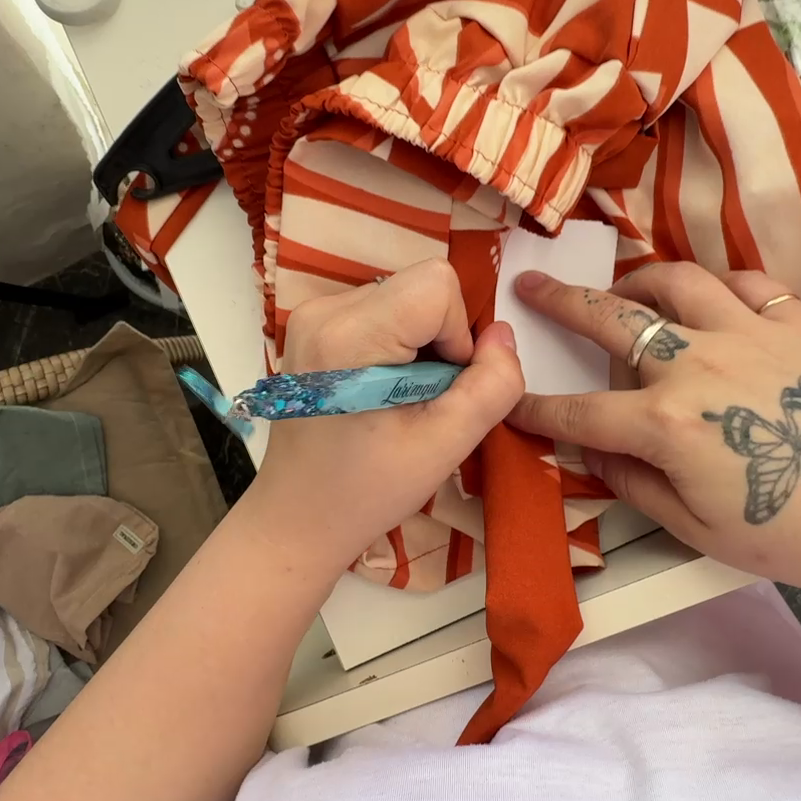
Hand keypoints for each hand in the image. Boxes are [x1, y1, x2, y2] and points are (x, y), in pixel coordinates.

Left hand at [238, 259, 524, 578]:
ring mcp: (312, 314)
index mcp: (349, 334)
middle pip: (420, 285)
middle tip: (421, 397)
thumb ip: (492, 385)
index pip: (436, 284)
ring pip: (404, 295)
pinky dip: (398, 342)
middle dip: (440, 337)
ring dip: (420, 341)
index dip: (457, 332)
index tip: (440, 386)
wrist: (298, 515)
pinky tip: (380, 389)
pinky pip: (382, 308)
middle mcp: (324, 310)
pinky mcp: (313, 325)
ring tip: (398, 397)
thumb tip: (502, 334)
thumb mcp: (446, 446)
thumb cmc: (367, 489)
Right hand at [506, 262, 800, 616]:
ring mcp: (750, 333)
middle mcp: (698, 364)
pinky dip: (715, 284)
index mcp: (666, 425)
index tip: (508, 400)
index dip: (534, 408)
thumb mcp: (696, 529)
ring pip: (676, 280)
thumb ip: (633, 484)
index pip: (577, 413)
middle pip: (611, 319)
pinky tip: (708, 298)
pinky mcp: (797, 324)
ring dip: (637, 278)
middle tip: (531, 285)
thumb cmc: (794, 539)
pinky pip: (745, 282)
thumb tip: (592, 453)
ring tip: (623, 287)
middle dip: (560, 302)